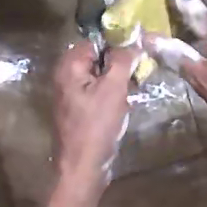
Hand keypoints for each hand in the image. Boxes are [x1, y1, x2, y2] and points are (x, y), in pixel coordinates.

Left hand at [51, 43, 137, 190]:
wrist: (83, 167)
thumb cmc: (97, 126)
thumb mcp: (114, 89)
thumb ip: (122, 60)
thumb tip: (133, 38)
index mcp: (69, 66)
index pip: (96, 41)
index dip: (118, 43)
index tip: (140, 49)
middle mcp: (65, 76)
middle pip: (97, 58)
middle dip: (120, 62)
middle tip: (141, 70)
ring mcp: (70, 94)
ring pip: (99, 76)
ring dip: (118, 79)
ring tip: (136, 85)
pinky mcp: (78, 110)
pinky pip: (97, 92)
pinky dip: (112, 93)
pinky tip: (126, 102)